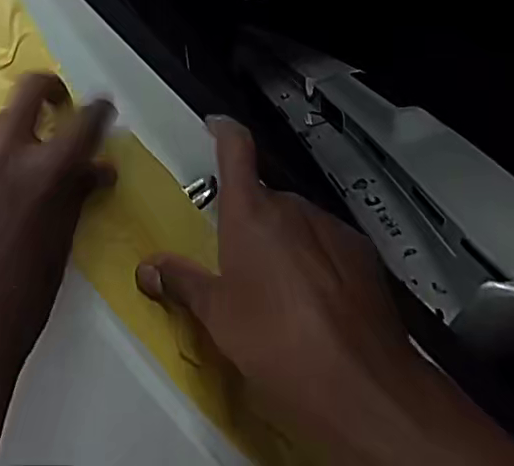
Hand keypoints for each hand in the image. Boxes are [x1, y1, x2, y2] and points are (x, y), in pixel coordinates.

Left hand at [0, 73, 114, 465]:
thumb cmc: (23, 294)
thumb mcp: (62, 239)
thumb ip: (78, 192)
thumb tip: (97, 170)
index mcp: (45, 171)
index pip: (84, 121)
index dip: (99, 110)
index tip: (103, 108)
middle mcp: (7, 153)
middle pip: (30, 90)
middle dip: (51, 89)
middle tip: (61, 102)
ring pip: (0, 117)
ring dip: (18, 125)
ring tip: (29, 151)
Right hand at [138, 118, 513, 465]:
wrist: (364, 388)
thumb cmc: (278, 343)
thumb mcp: (217, 316)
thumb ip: (181, 282)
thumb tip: (149, 269)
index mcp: (250, 213)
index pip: (236, 148)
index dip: (223, 130)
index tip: (215, 125)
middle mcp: (291, 208)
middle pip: (262, 196)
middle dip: (249, 219)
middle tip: (238, 258)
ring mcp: (331, 228)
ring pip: (296, 221)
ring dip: (283, 239)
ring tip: (278, 288)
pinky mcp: (362, 254)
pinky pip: (327, 242)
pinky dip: (315, 257)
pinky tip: (315, 300)